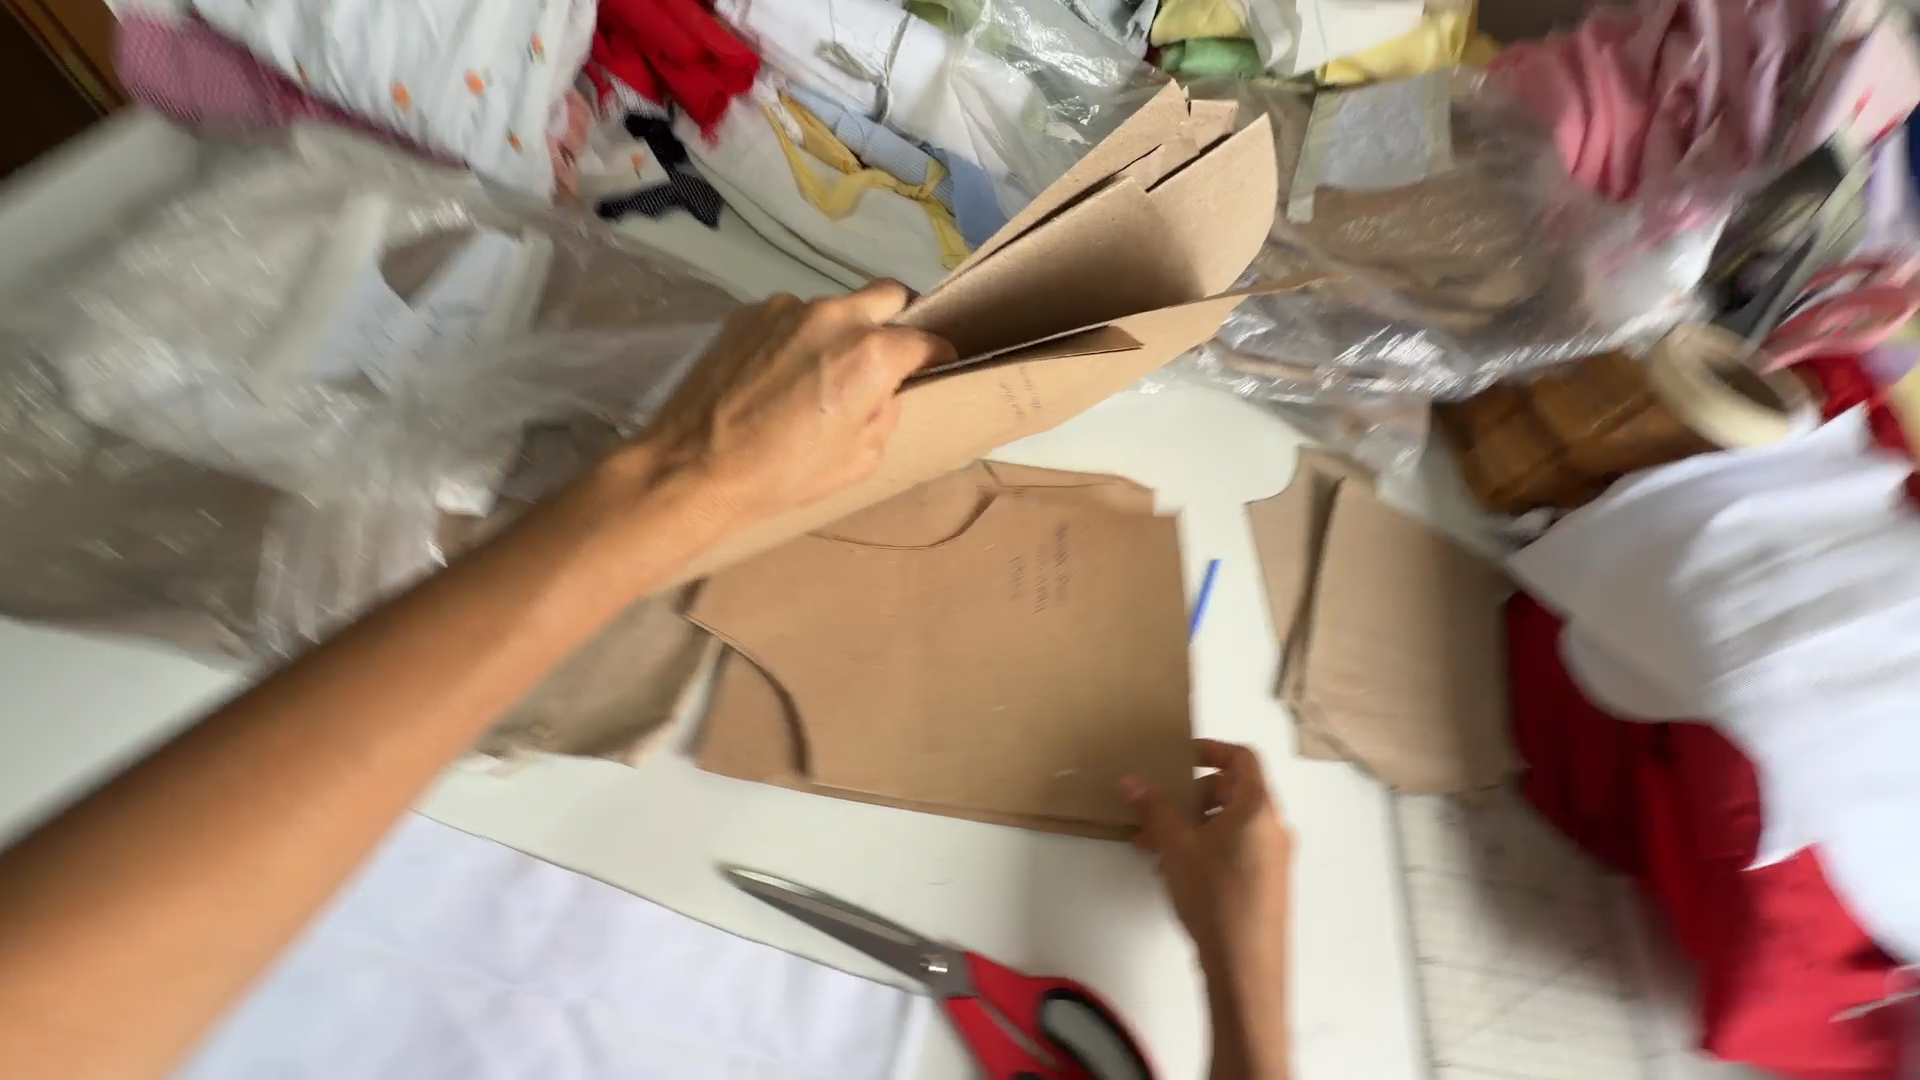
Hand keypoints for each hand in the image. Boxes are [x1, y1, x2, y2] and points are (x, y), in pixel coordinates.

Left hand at [643, 281, 955, 524]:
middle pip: (891, 295)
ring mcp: (788, 306)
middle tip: (885, 359)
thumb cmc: (785, 475)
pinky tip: (779, 372)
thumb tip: (887, 390)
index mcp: (872, 355)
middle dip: (899, 322)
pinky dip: (801, 335)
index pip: (928, 340)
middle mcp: (835, 315)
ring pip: (838, 305)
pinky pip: (794, 314)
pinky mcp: (750, 310)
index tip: (933, 371)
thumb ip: (887, 414)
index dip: (937, 358)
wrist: (694, 466)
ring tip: (819, 371)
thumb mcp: (861, 460)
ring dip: (845, 330)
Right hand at [1125, 739, 1292, 1078]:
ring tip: (1155, 846)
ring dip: (1191, 825)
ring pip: (1229, 824)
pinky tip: (1175, 871)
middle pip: (1232, 791)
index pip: (1242, 758)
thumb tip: (1132, 781)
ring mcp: (1274, 860)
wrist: (1246, 972)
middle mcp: (1273, 828)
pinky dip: (1205, 847)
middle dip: (1189, 796)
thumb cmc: (1215, 896)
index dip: (1210, 749)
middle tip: (1157, 811)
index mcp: (1258, 808)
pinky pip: (1235, 850)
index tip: (1179, 757)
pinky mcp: (1266, 886)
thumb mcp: (1175, 845)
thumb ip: (1154, 807)